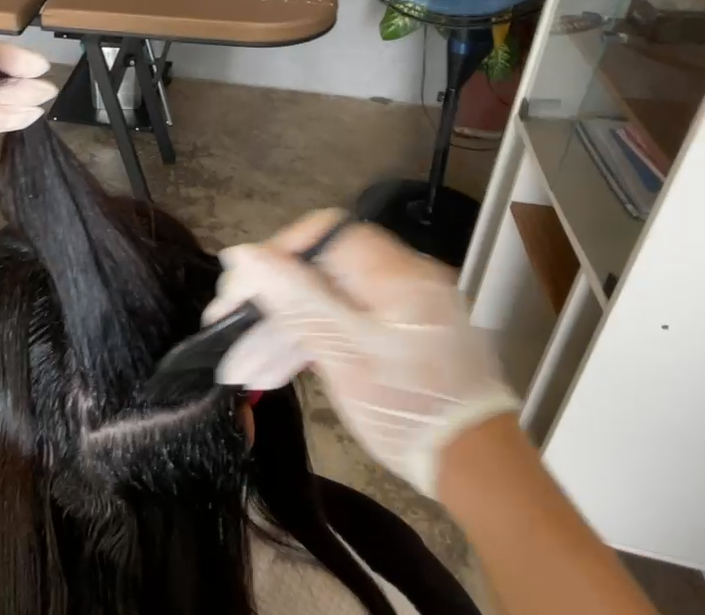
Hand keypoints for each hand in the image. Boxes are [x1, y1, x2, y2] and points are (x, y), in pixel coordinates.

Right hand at [205, 211, 519, 496]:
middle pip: (320, 272)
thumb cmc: (410, 408)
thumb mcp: (343, 352)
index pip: (323, 234)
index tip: (243, 287)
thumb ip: (294, 297)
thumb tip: (244, 253)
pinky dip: (310, 345)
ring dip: (282, 331)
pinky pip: (343, 327)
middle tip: (227, 325)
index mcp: (395, 274)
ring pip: (326, 304)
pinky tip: (274, 370)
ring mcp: (400, 313)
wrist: (477, 472)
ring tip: (241, 366)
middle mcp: (400, 282)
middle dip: (271, 301)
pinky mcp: (398, 341)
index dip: (276, 252)